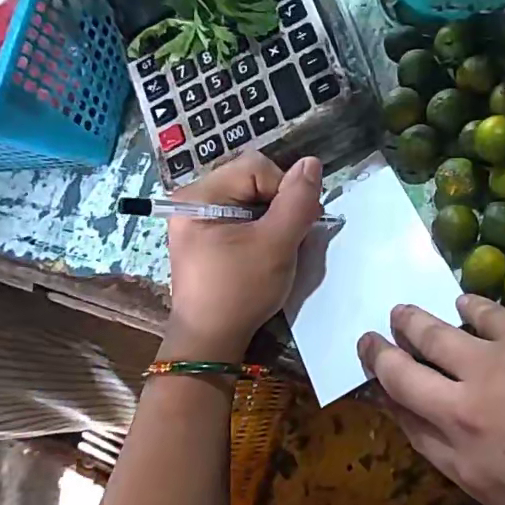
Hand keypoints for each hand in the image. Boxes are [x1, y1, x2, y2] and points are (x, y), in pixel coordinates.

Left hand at [164, 151, 324, 360]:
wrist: (210, 342)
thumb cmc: (240, 291)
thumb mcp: (276, 244)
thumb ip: (297, 201)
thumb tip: (311, 162)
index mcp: (200, 195)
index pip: (256, 167)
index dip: (285, 189)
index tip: (299, 224)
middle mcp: (193, 200)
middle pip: (252, 180)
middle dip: (279, 204)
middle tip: (292, 237)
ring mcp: (197, 219)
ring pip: (250, 199)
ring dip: (273, 219)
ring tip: (278, 248)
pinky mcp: (205, 238)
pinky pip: (241, 217)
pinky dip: (260, 230)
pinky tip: (264, 253)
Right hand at [359, 296, 504, 504]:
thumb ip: (497, 474)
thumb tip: (484, 450)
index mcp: (469, 465)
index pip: (413, 427)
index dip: (393, 403)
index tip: (382, 390)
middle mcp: (463, 413)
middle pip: (403, 378)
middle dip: (379, 357)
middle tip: (368, 342)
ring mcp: (488, 364)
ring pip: (431, 335)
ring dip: (411, 321)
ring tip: (401, 311)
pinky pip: (482, 310)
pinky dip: (468, 304)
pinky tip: (465, 298)